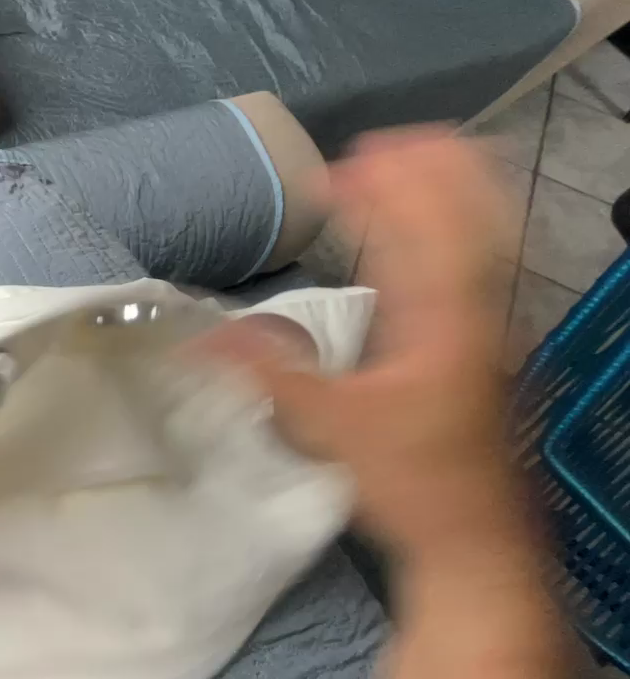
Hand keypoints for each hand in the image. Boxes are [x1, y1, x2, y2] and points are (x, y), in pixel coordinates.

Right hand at [213, 129, 525, 554]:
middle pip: (469, 225)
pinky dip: (446, 238)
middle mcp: (474, 318)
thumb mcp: (327, 425)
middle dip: (431, 176)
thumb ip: (266, 375)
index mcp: (442, 327)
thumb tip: (196, 336)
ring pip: (478, 244)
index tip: (343, 166)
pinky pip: (468, 272)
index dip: (388, 196)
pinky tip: (419, 239)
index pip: (423, 240)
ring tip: (407, 167)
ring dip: (446, 200)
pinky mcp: (472, 352)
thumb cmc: (406, 479)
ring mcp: (481, 333)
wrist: (470, 535)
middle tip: (382, 144)